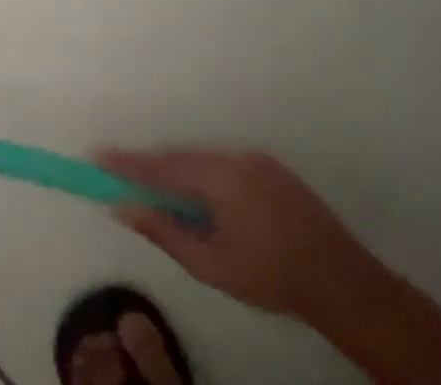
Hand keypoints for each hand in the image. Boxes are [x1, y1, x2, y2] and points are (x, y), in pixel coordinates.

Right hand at [98, 148, 386, 322]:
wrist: (345, 284)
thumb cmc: (271, 277)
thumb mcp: (209, 264)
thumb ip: (163, 231)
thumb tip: (122, 206)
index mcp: (220, 179)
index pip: (161, 167)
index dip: (126, 163)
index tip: (95, 155)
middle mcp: (238, 159)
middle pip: (181, 158)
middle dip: (150, 167)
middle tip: (119, 174)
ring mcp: (259, 161)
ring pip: (203, 160)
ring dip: (178, 172)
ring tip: (157, 189)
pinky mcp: (274, 170)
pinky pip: (224, 164)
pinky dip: (202, 174)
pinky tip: (198, 195)